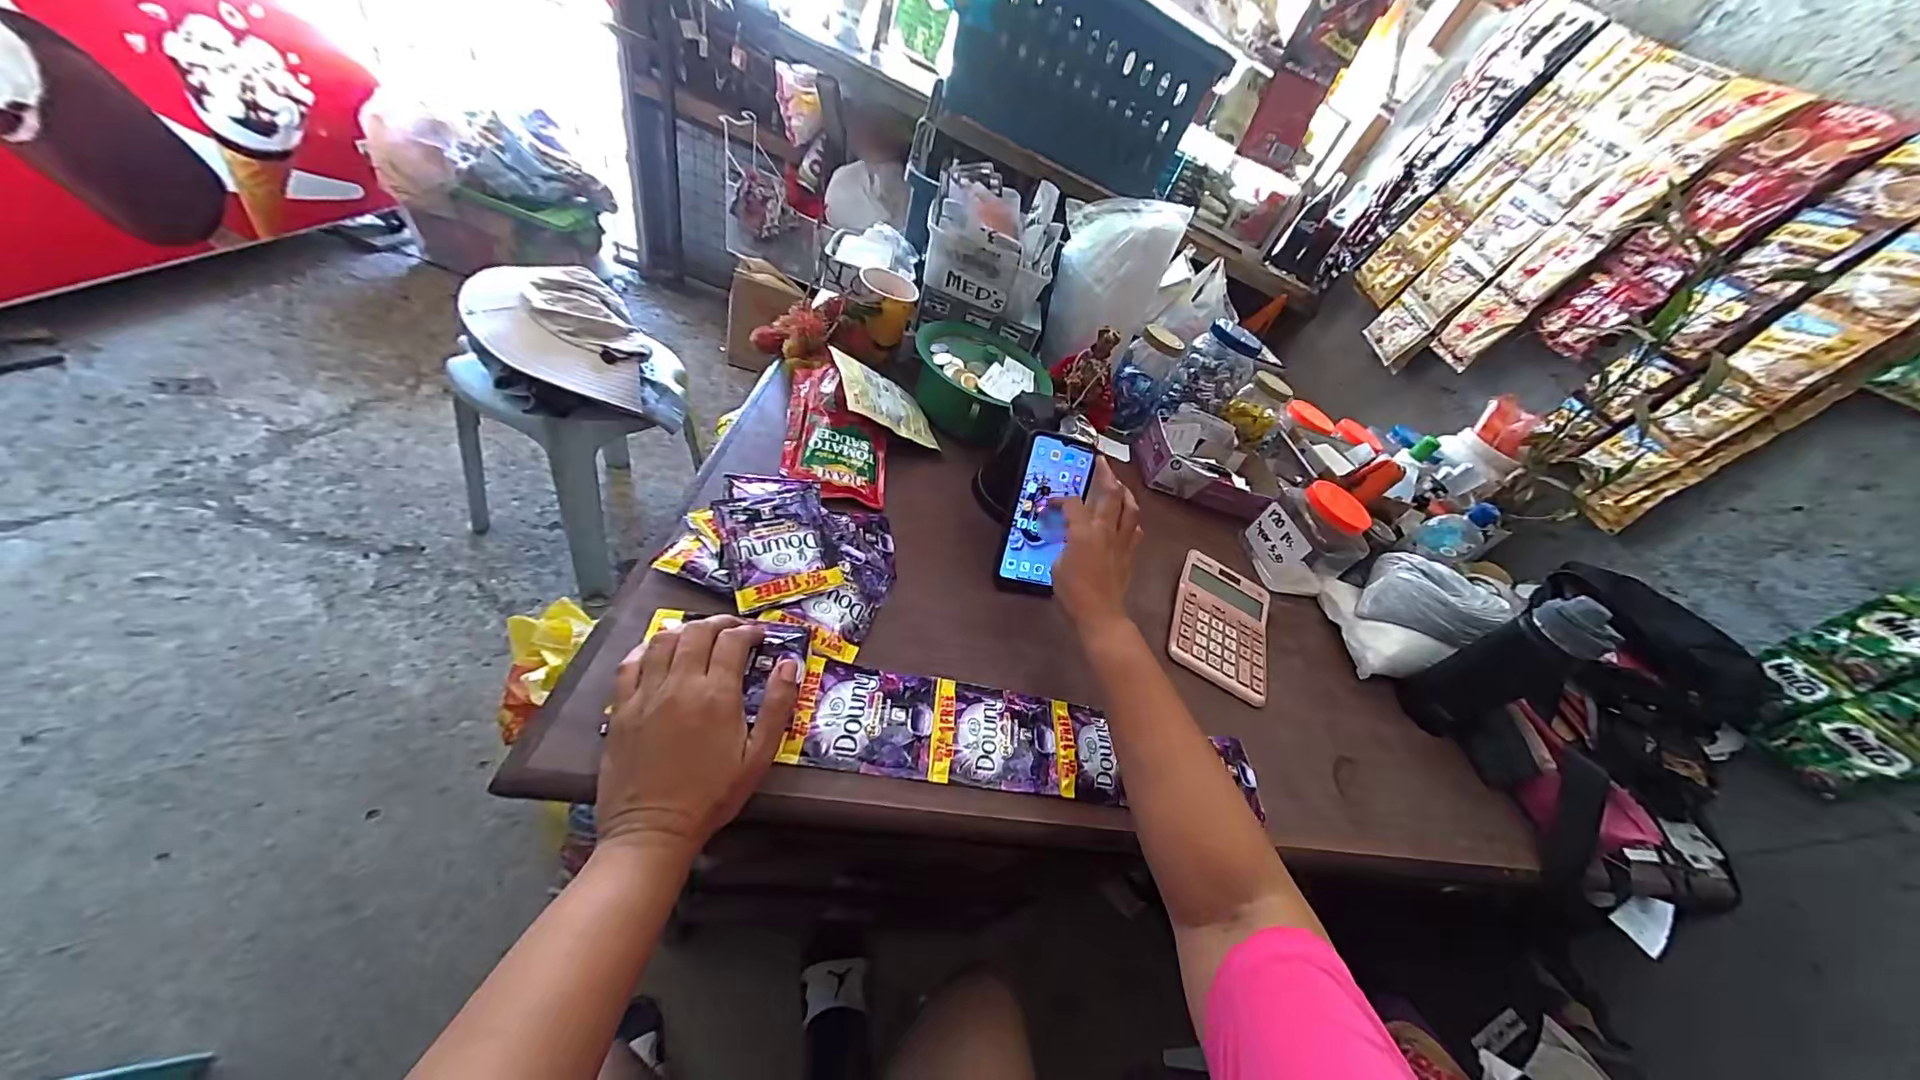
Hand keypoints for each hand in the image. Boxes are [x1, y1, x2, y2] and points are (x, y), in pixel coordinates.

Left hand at [596, 617, 798, 857]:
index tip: (760, 636)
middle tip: (734, 629)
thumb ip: (778, 706)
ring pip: (664, 640)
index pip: (733, 642)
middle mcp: (680, 684)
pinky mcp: (621, 708)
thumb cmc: (713, 796)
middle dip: (720, 623)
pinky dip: (647, 647)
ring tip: (700, 634)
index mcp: (717, 695)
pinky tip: (657, 649)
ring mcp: (646, 694)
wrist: (653, 830)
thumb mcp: (758, 757)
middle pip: (698, 632)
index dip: (750, 631)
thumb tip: (789, 664)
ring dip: (686, 629)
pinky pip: (630, 663)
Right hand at [1053, 457, 1141, 637]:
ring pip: (1129, 507)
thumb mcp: (1057, 565)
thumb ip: (1064, 545)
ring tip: (1119, 485)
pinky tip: (1128, 518)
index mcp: (1083, 531)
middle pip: (1110, 493)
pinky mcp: (1130, 553)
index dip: (1061, 500)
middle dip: (1105, 474)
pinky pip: (1135, 529)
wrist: (1100, 613)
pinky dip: (1131, 519)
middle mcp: (1106, 530)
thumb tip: (1069, 540)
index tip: (1053, 503)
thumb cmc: (1074, 592)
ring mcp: (1121, 541)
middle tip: (1101, 463)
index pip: (1073, 504)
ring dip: (1124, 492)